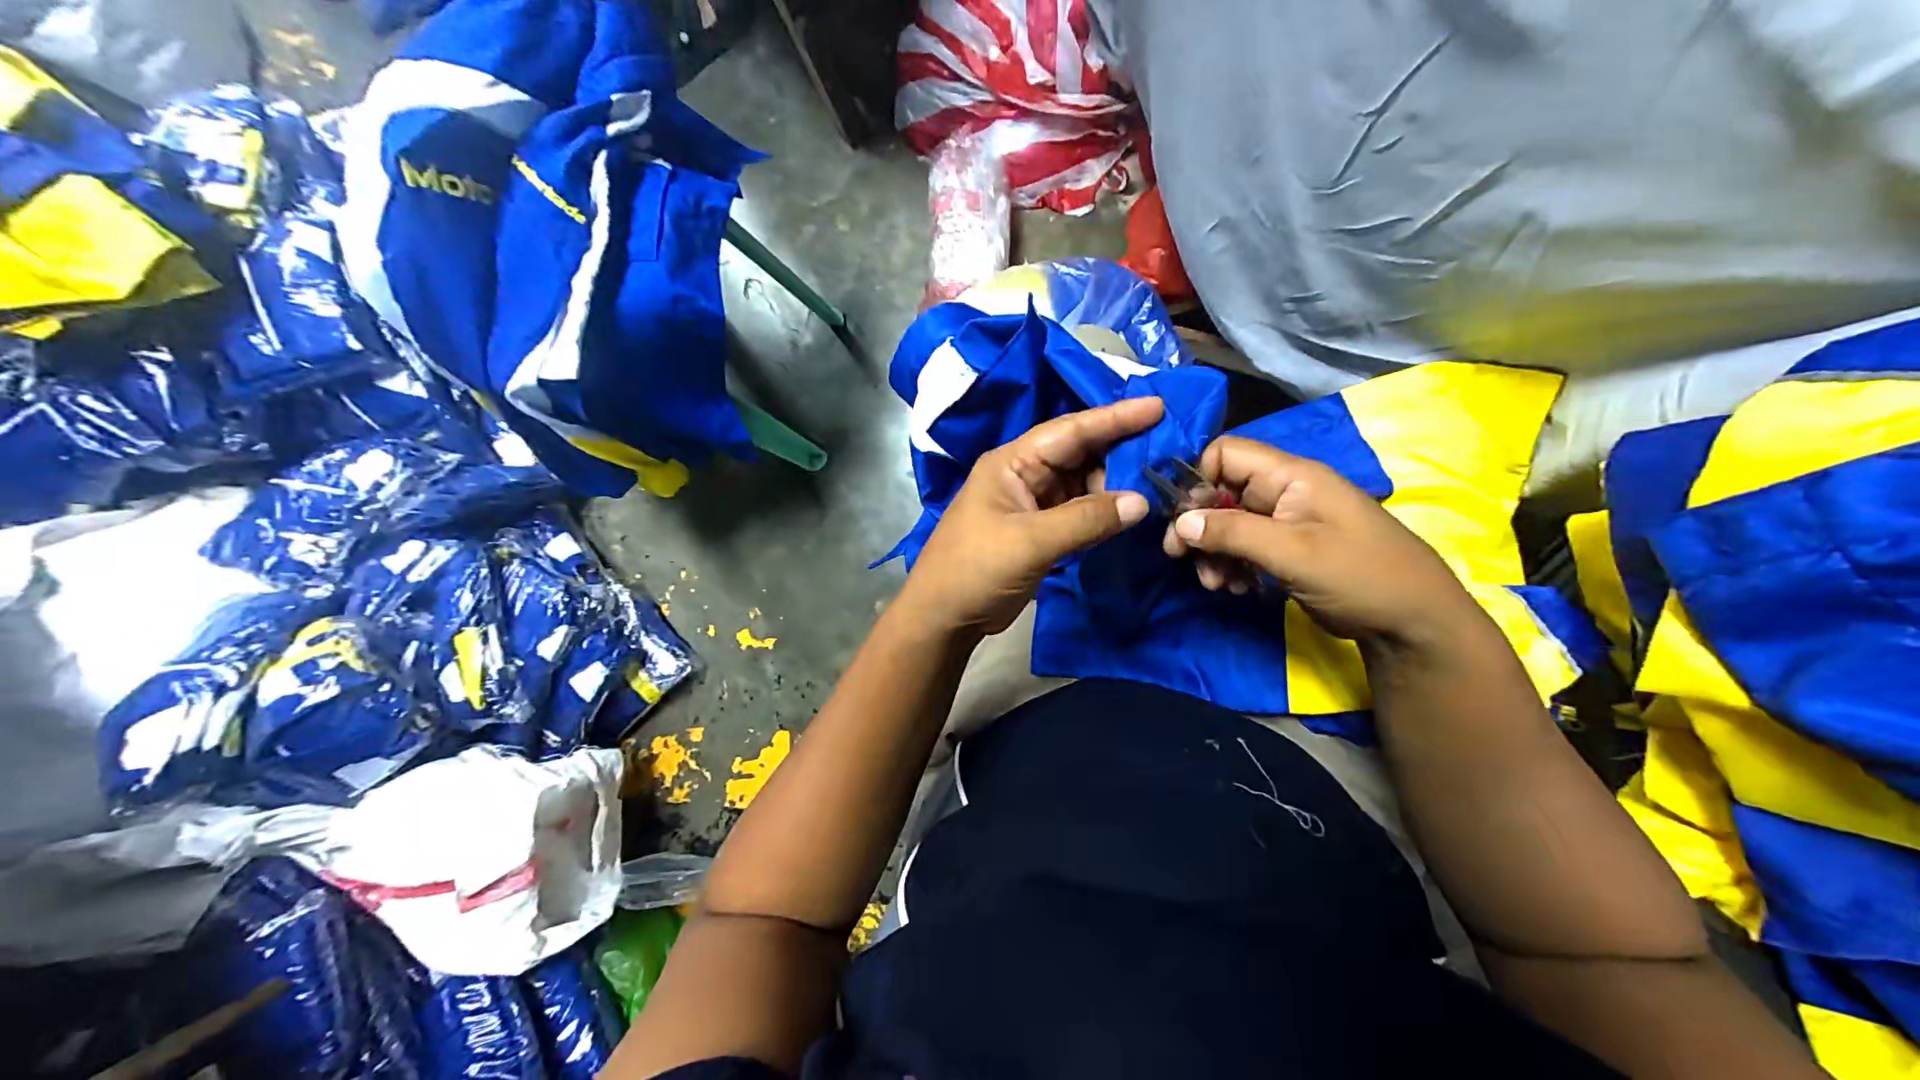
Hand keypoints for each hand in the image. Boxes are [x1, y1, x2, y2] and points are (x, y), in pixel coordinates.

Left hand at [899, 398, 1163, 636]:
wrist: (943, 617)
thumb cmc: (975, 569)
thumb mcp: (1030, 542)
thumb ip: (1087, 520)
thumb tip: (1142, 502)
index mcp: (1013, 462)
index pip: (1070, 430)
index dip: (1115, 417)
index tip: (1159, 407)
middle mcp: (1024, 475)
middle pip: (1081, 454)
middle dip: (1122, 452)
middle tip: (1170, 453)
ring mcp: (1033, 504)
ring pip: (1084, 484)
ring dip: (1117, 485)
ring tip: (1159, 485)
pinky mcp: (1040, 531)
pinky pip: (1080, 512)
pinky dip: (1104, 512)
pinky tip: (1133, 513)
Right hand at [1161, 436, 1479, 645]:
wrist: (1412, 622)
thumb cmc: (1359, 574)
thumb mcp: (1292, 552)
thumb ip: (1233, 533)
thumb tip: (1180, 523)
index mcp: (1290, 476)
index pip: (1226, 454)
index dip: (1198, 479)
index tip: (1183, 517)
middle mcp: (1283, 492)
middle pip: (1220, 493)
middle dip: (1199, 526)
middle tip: (1181, 557)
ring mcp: (1284, 523)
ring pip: (1227, 525)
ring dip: (1213, 552)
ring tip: (1216, 583)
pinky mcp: (1285, 551)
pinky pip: (1243, 548)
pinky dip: (1231, 566)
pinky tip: (1235, 588)